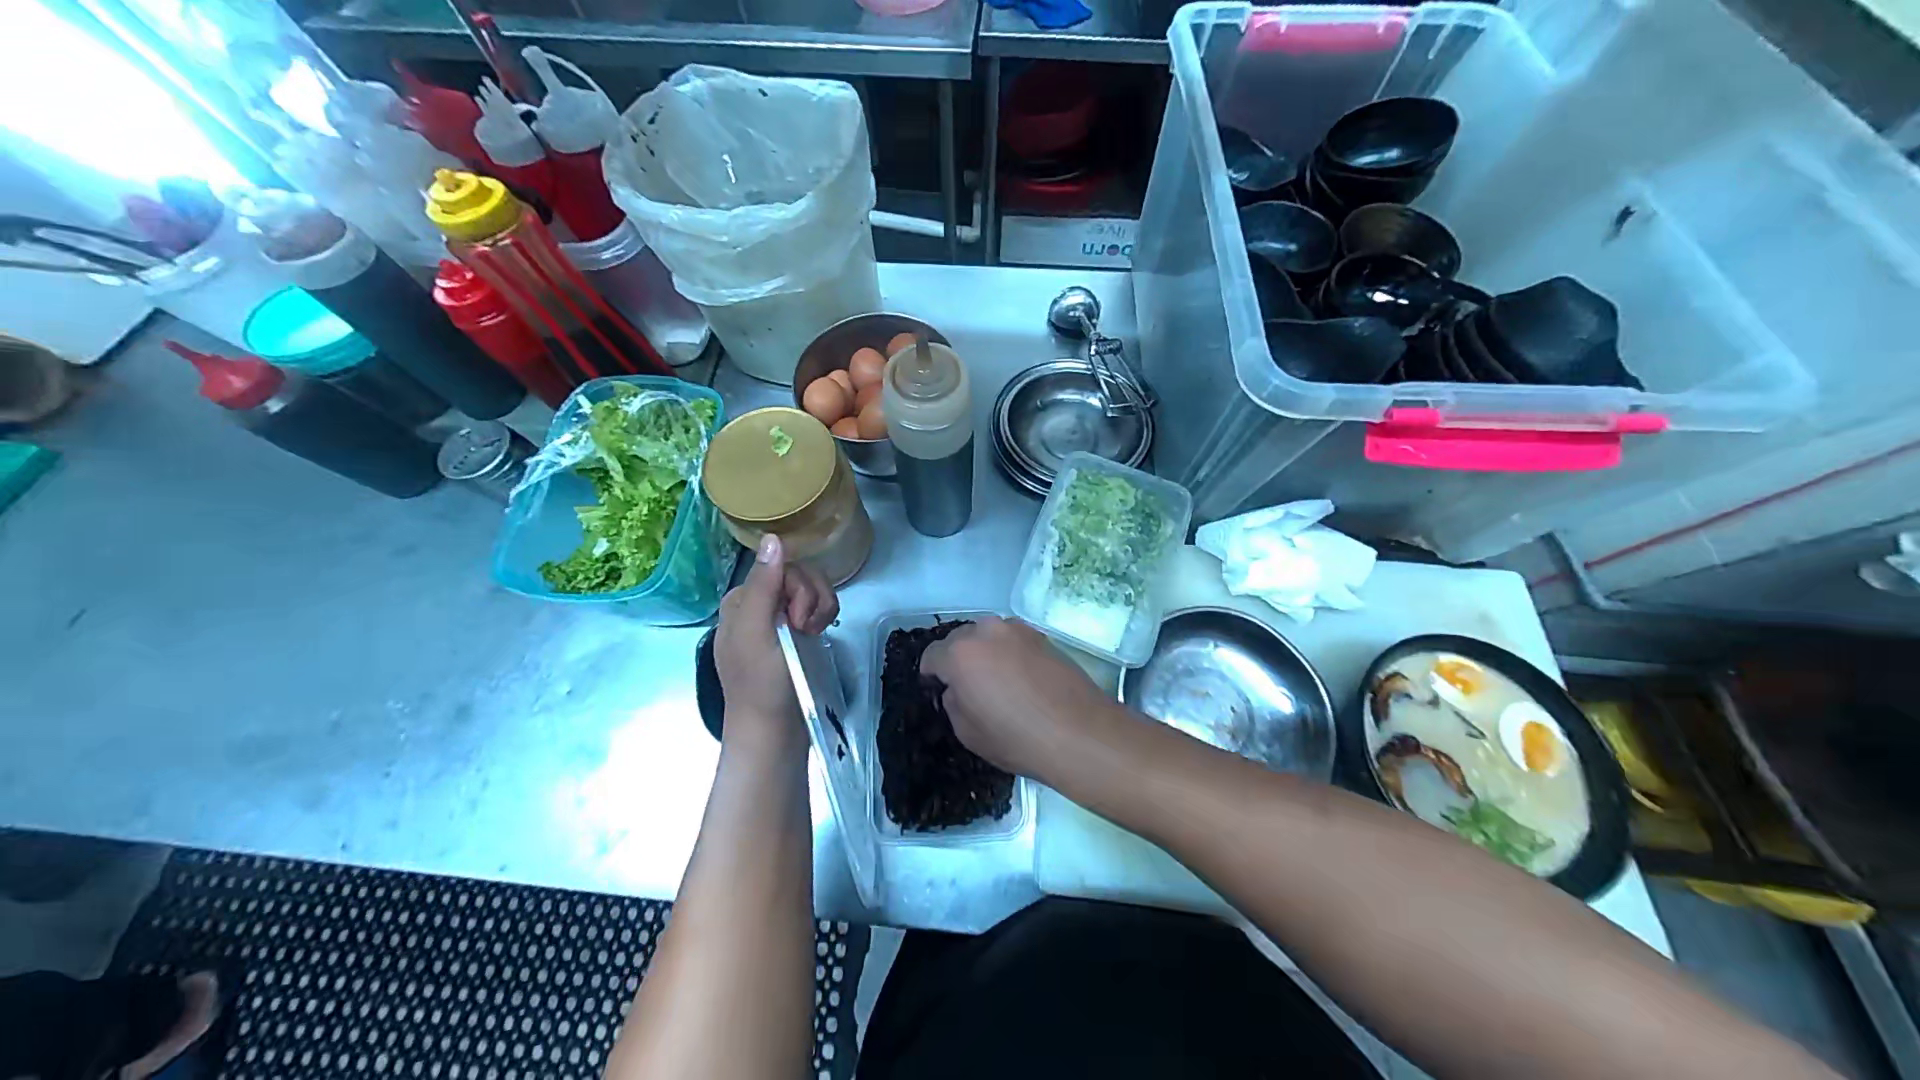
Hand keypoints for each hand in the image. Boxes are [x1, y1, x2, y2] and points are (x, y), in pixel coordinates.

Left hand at [714, 534, 838, 746]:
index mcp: (740, 601)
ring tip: (814, 635)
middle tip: (805, 630)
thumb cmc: (761, 685)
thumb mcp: (757, 632)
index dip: (799, 587)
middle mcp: (756, 606)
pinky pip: (814, 608)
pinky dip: (823, 617)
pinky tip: (818, 636)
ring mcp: (776, 622)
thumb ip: (763, 584)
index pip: (781, 567)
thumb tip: (772, 537)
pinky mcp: (793, 636)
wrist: (774, 735)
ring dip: (820, 608)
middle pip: (798, 576)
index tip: (797, 619)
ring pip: (810, 590)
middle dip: (811, 599)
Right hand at [918, 616, 1120, 782]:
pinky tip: (1020, 678)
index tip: (936, 689)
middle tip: (968, 687)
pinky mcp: (1042, 636)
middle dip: (958, 659)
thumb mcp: (967, 731)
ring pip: (988, 636)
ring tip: (996, 681)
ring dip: (985, 652)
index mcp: (960, 653)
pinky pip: (1013, 640)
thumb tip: (958, 688)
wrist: (1079, 734)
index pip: (931, 655)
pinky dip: (1009, 653)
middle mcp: (986, 631)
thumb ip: (953, 701)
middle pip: (960, 640)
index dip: (931, 674)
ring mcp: (1017, 630)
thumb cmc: (1017, 738)